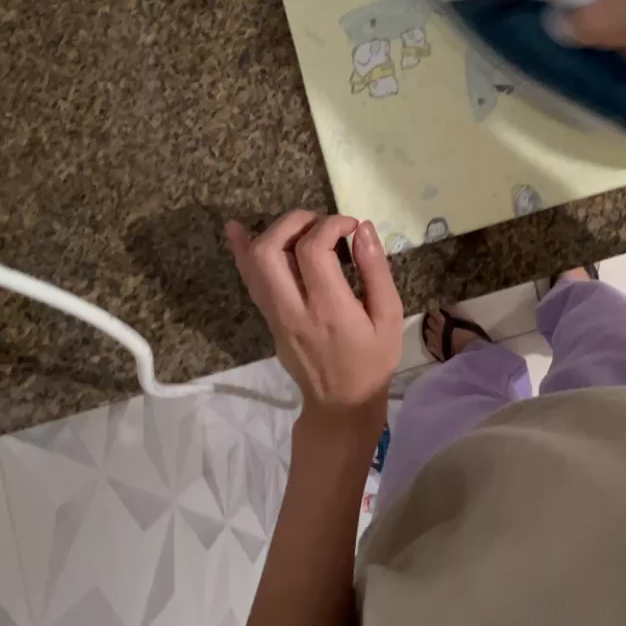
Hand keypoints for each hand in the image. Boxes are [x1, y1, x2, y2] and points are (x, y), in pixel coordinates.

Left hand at [226, 212, 403, 430]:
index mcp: (328, 309)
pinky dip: (243, 251)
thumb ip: (376, 270)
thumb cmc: (373, 359)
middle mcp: (293, 309)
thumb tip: (363, 229)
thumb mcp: (389, 316)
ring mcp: (274, 315)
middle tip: (324, 224)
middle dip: (296, 222)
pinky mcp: (268, 318)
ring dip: (275, 232)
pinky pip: (250, 279)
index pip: (312, 250)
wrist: (341, 403)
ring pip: (254, 262)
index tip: (352, 226)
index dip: (330, 225)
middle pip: (271, 250)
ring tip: (302, 226)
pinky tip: (236, 229)